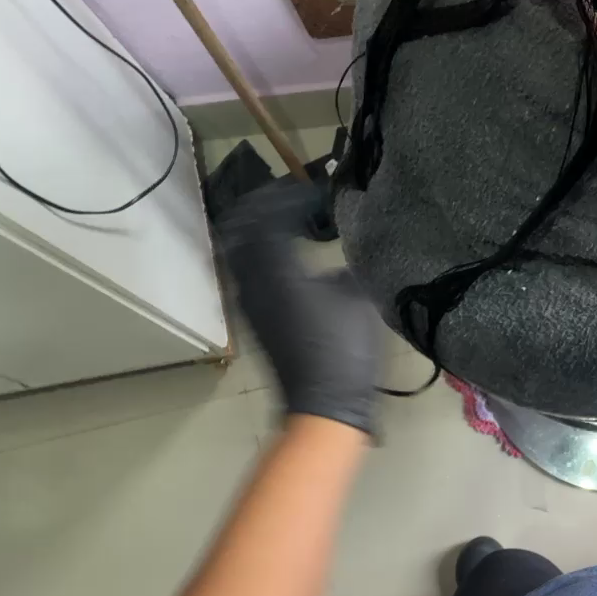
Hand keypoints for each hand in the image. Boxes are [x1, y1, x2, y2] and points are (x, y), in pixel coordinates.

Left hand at [218, 178, 380, 432]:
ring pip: (241, 250)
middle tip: (293, 200)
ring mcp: (249, 301)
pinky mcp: (256, 319)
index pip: (269, 214)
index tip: (318, 193)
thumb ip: (345, 266)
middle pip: (243, 227)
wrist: (324, 403)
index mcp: (274, 267)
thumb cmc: (343, 350)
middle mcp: (251, 278)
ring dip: (260, 231)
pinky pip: (249, 271)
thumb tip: (340, 256)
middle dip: (266, 208)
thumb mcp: (355, 299)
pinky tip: (286, 260)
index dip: (291, 197)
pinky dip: (262, 255)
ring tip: (286, 225)